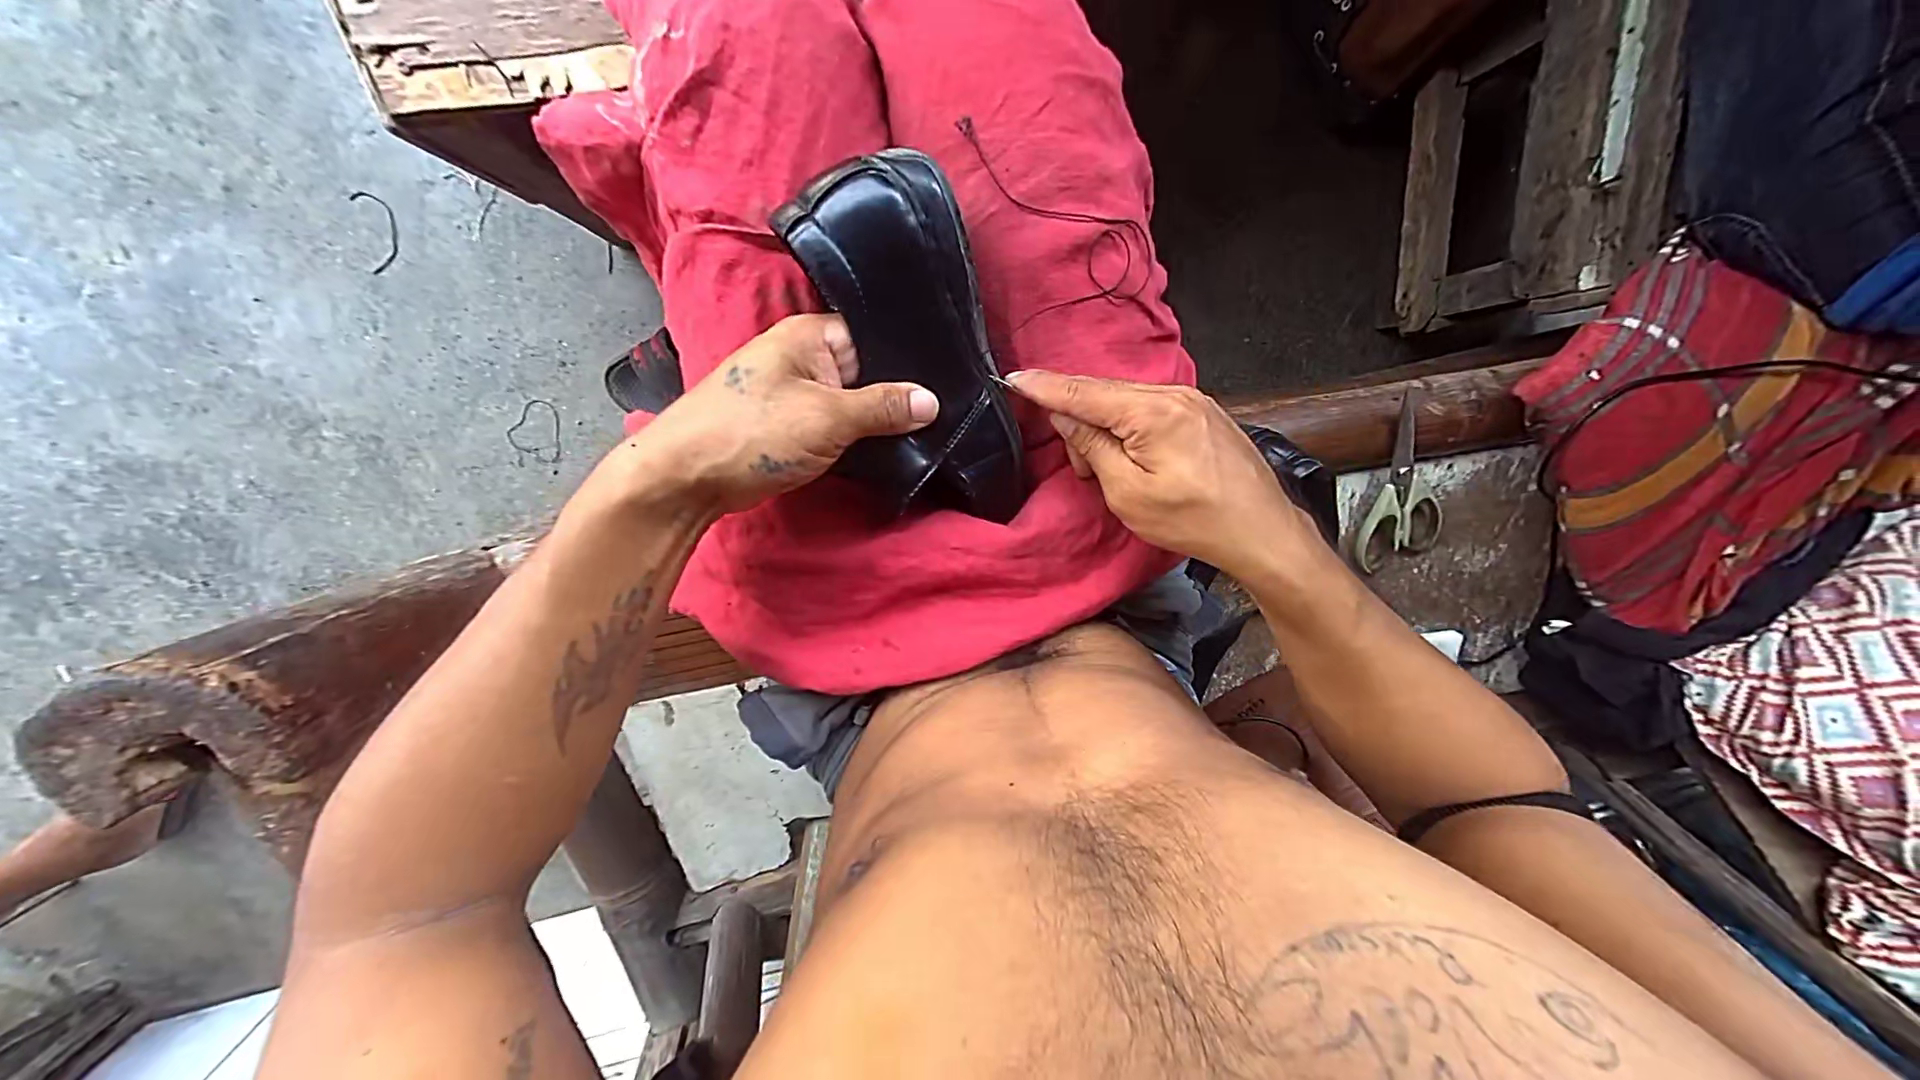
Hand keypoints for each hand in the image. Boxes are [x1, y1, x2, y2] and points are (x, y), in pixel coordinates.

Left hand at [611, 315, 937, 514]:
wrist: (688, 477)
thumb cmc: (752, 432)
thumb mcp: (828, 417)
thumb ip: (883, 407)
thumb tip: (930, 401)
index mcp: (810, 335)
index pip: (874, 334)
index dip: (909, 357)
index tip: (947, 378)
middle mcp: (804, 357)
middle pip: (867, 370)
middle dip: (897, 392)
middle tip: (942, 410)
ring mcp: (798, 393)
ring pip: (853, 401)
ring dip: (877, 419)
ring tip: (923, 430)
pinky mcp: (794, 425)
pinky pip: (837, 424)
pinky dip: (857, 436)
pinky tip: (887, 446)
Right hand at [1005, 370, 1320, 575]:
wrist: (1261, 531)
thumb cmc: (1194, 520)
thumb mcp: (1128, 492)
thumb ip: (1093, 446)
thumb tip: (1066, 415)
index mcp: (1152, 411)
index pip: (1084, 392)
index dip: (1045, 387)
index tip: (1014, 378)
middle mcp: (1174, 394)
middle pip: (1104, 393)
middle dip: (1080, 423)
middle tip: (1084, 470)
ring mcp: (1192, 400)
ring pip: (1126, 401)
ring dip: (1106, 430)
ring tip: (1113, 473)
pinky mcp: (1202, 412)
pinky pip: (1149, 408)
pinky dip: (1129, 428)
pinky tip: (1134, 458)